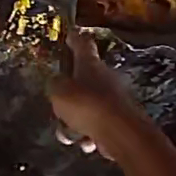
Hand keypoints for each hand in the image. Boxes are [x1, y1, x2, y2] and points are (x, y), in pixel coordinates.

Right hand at [48, 33, 150, 160]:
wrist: (121, 134)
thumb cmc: (88, 105)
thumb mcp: (59, 92)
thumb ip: (54, 85)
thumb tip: (57, 83)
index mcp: (90, 65)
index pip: (82, 45)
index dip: (74, 39)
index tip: (70, 33)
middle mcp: (104, 78)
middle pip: (81, 82)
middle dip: (67, 99)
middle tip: (58, 109)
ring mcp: (114, 99)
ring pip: (85, 108)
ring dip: (75, 123)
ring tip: (71, 134)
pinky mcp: (119, 121)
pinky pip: (96, 125)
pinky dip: (89, 135)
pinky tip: (87, 142)